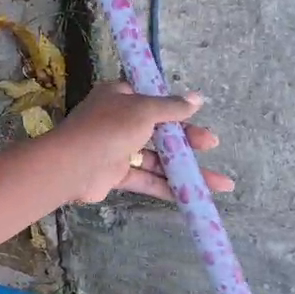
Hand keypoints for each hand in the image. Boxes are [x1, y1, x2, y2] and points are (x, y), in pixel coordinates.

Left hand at [48, 81, 234, 203]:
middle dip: (186, 139)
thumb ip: (171, 107)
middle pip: (157, 130)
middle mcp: (116, 121)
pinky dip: (168, 187)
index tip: (197, 113)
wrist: (73, 164)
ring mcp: (114, 149)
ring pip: (156, 158)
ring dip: (185, 170)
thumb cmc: (109, 127)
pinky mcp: (113, 174)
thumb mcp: (144, 109)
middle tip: (211, 144)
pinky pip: (146, 179)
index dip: (173, 106)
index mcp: (117, 97)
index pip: (150, 99)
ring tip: (221, 184)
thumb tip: (198, 97)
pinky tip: (195, 196)